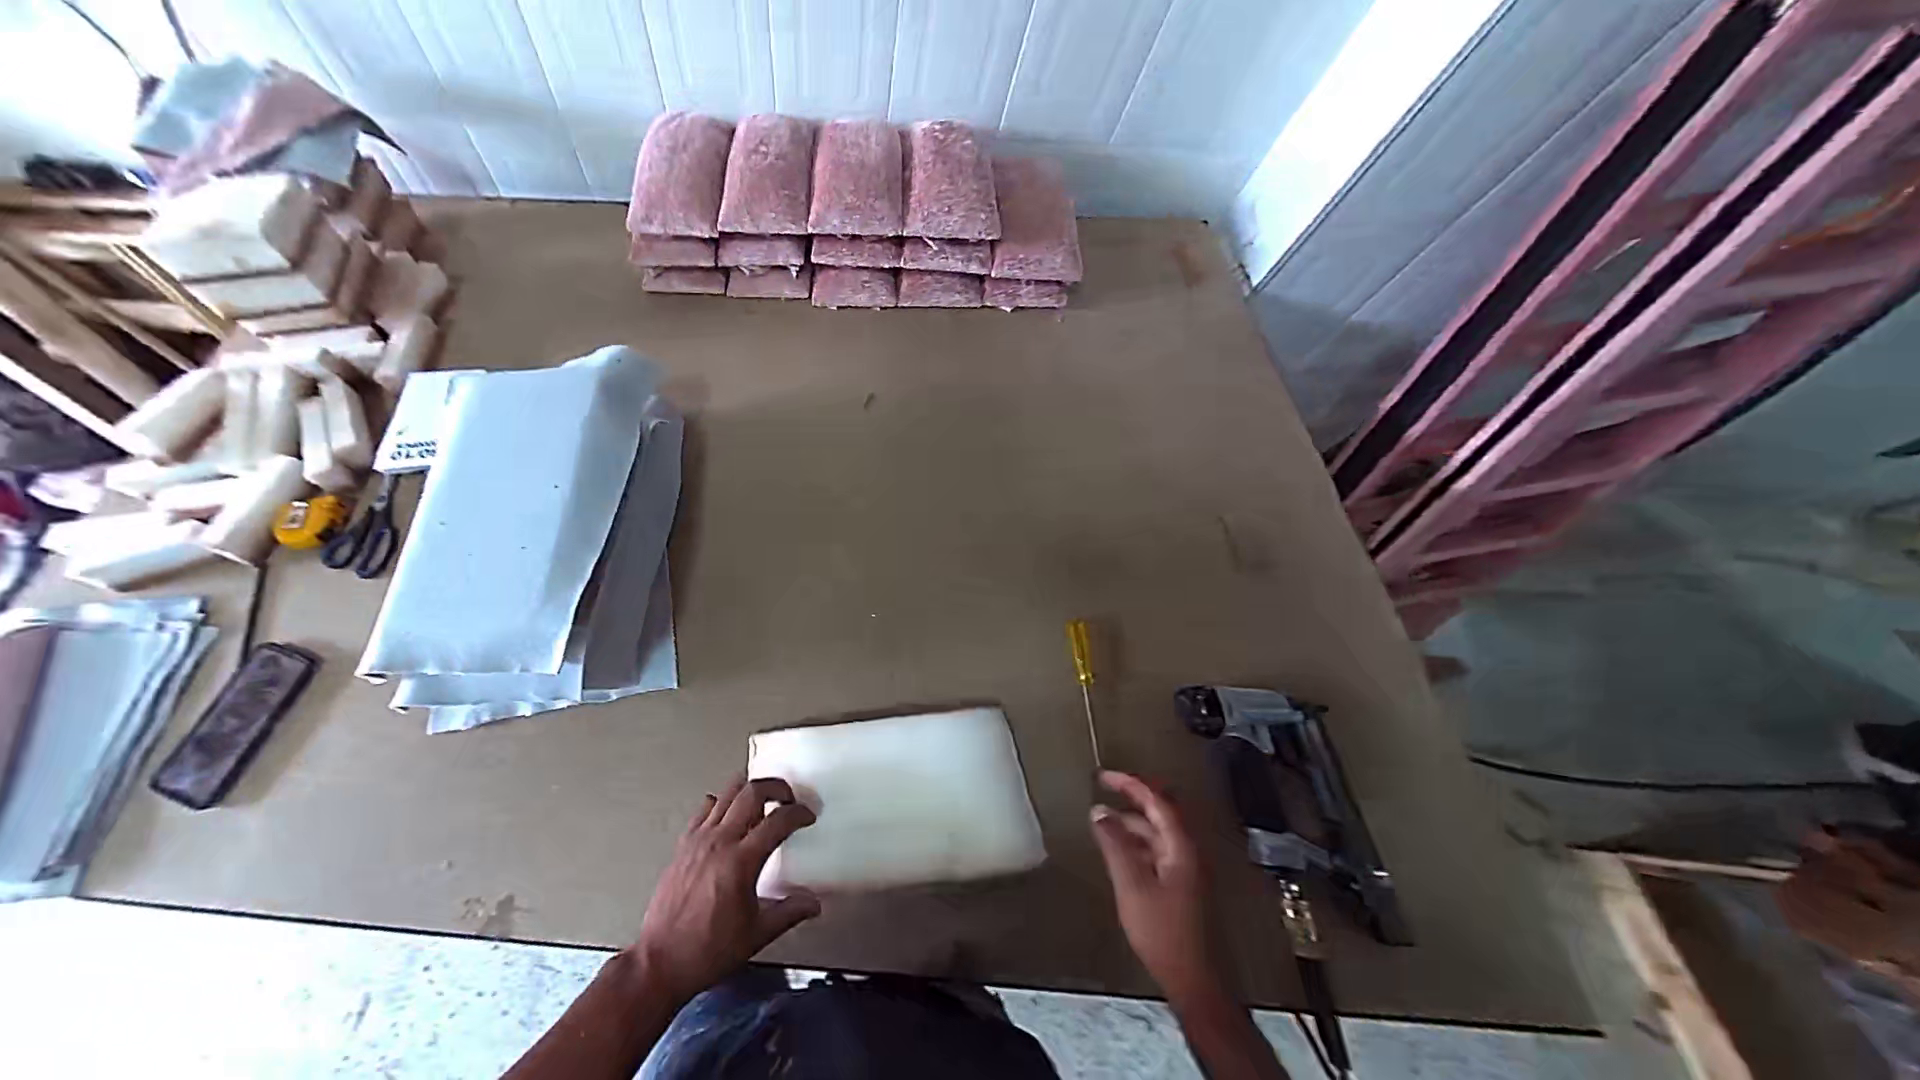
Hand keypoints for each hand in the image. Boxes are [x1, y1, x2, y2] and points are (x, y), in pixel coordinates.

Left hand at [629, 774, 820, 1005]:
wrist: (660, 963)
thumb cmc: (704, 951)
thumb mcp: (758, 933)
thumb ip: (790, 912)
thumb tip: (810, 904)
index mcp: (741, 862)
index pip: (779, 820)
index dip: (799, 813)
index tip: (805, 816)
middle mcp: (718, 844)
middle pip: (752, 792)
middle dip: (777, 787)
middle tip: (787, 797)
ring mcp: (697, 842)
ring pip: (726, 794)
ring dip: (748, 789)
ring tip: (761, 797)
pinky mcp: (682, 847)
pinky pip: (703, 811)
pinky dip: (720, 804)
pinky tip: (727, 814)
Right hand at [1089, 770, 1218, 998]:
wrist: (1192, 978)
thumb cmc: (1163, 932)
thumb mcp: (1132, 885)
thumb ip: (1115, 845)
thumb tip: (1099, 811)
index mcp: (1181, 846)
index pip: (1157, 800)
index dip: (1130, 783)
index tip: (1103, 775)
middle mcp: (1188, 851)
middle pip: (1161, 811)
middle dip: (1133, 795)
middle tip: (1105, 787)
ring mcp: (1186, 868)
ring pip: (1157, 831)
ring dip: (1131, 820)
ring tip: (1102, 819)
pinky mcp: (1181, 884)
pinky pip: (1156, 849)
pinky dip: (1136, 841)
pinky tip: (1117, 849)